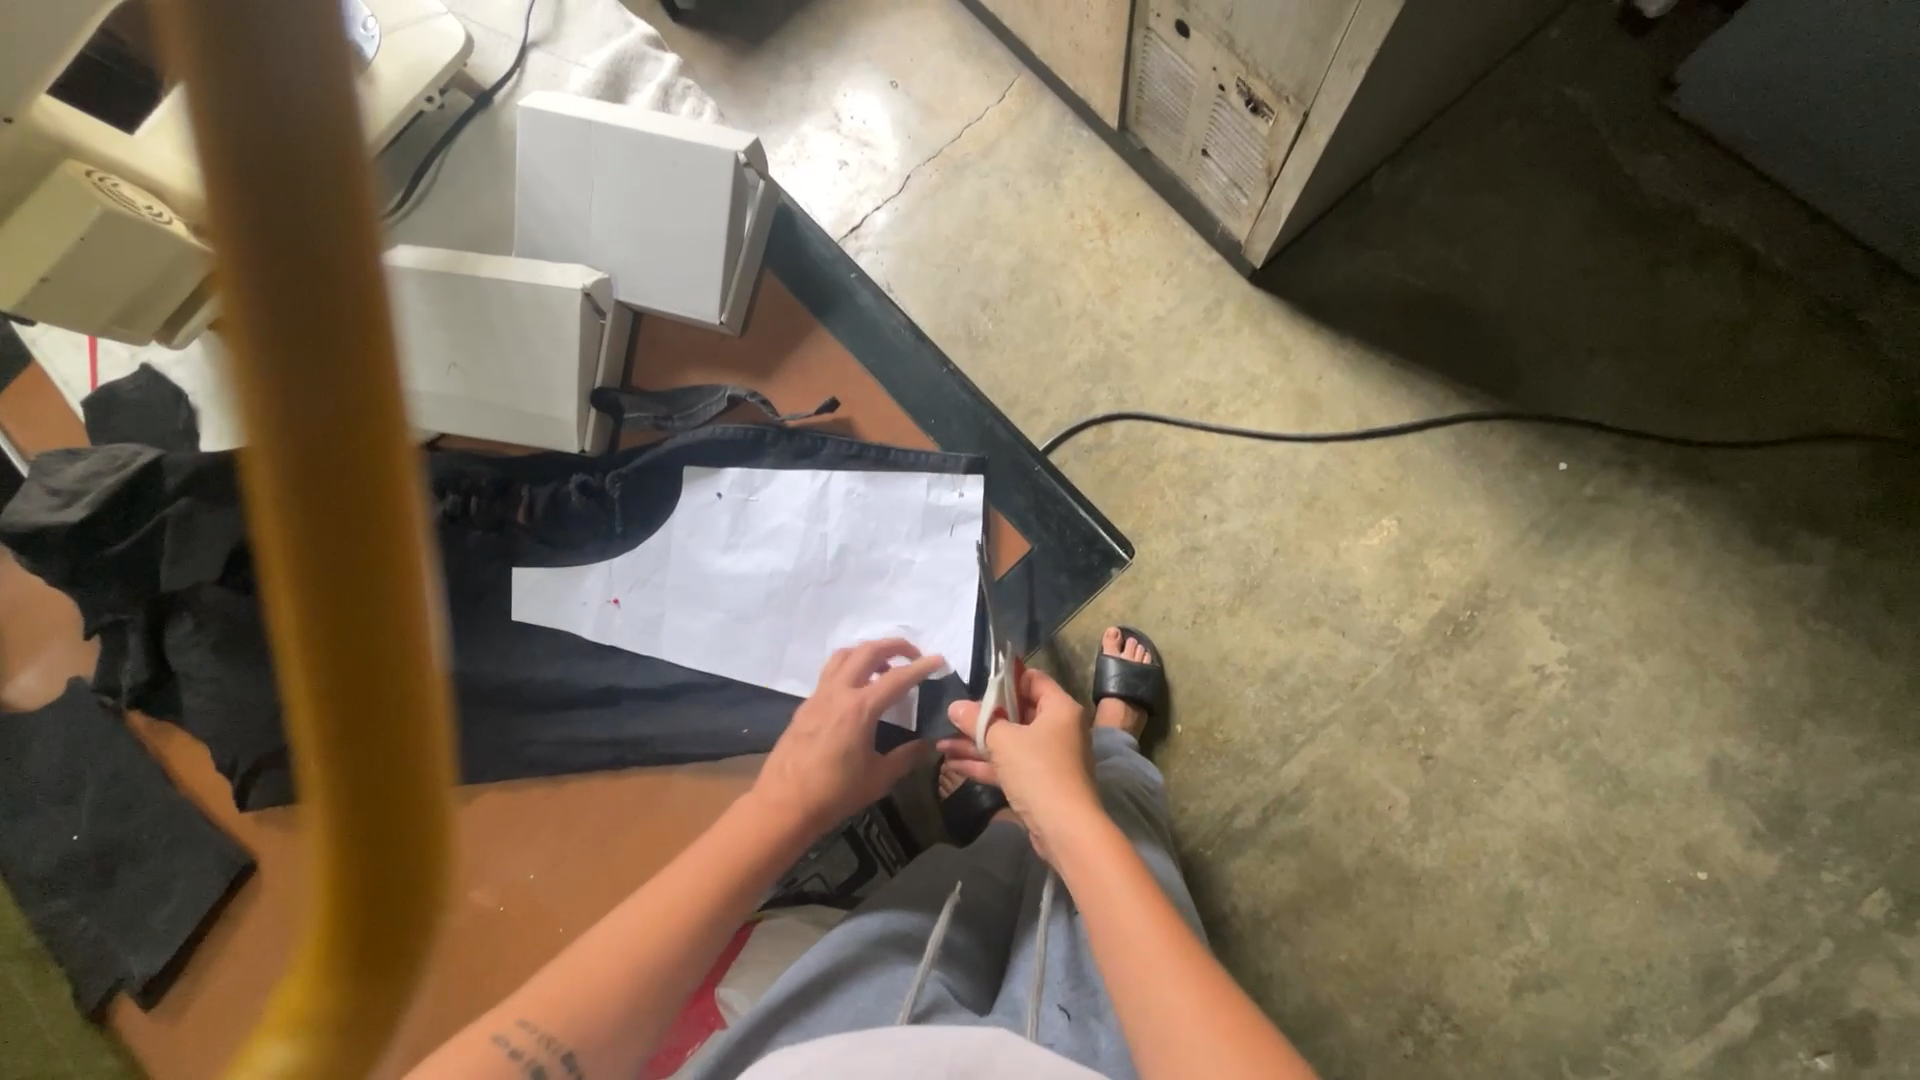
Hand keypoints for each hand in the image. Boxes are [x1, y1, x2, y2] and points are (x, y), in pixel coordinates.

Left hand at [752, 639, 944, 833]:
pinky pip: (830, 673)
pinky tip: (857, 690)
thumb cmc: (835, 793)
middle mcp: (838, 693)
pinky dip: (849, 668)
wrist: (784, 805)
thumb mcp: (879, 778)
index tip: (939, 659)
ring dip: (867, 652)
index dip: (921, 667)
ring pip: (844, 656)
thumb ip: (907, 756)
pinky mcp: (805, 705)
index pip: (898, 678)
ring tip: (884, 667)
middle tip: (913, 654)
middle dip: (894, 646)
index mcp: (860, 709)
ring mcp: (818, 696)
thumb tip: (930, 744)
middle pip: (867, 652)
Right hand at [939, 666, 1105, 859]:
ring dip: (977, 743)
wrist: (1065, 829)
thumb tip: (955, 706)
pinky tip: (954, 764)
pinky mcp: (1039, 783)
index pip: (1032, 680)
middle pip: (1017, 712)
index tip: (976, 686)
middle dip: (982, 717)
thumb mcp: (1002, 740)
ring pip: (1009, 742)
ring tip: (941, 744)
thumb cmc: (1038, 771)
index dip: (1004, 680)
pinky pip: (1009, 765)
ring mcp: (1049, 757)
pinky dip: (986, 764)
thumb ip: (977, 720)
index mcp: (1059, 708)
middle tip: (952, 717)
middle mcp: (1058, 728)